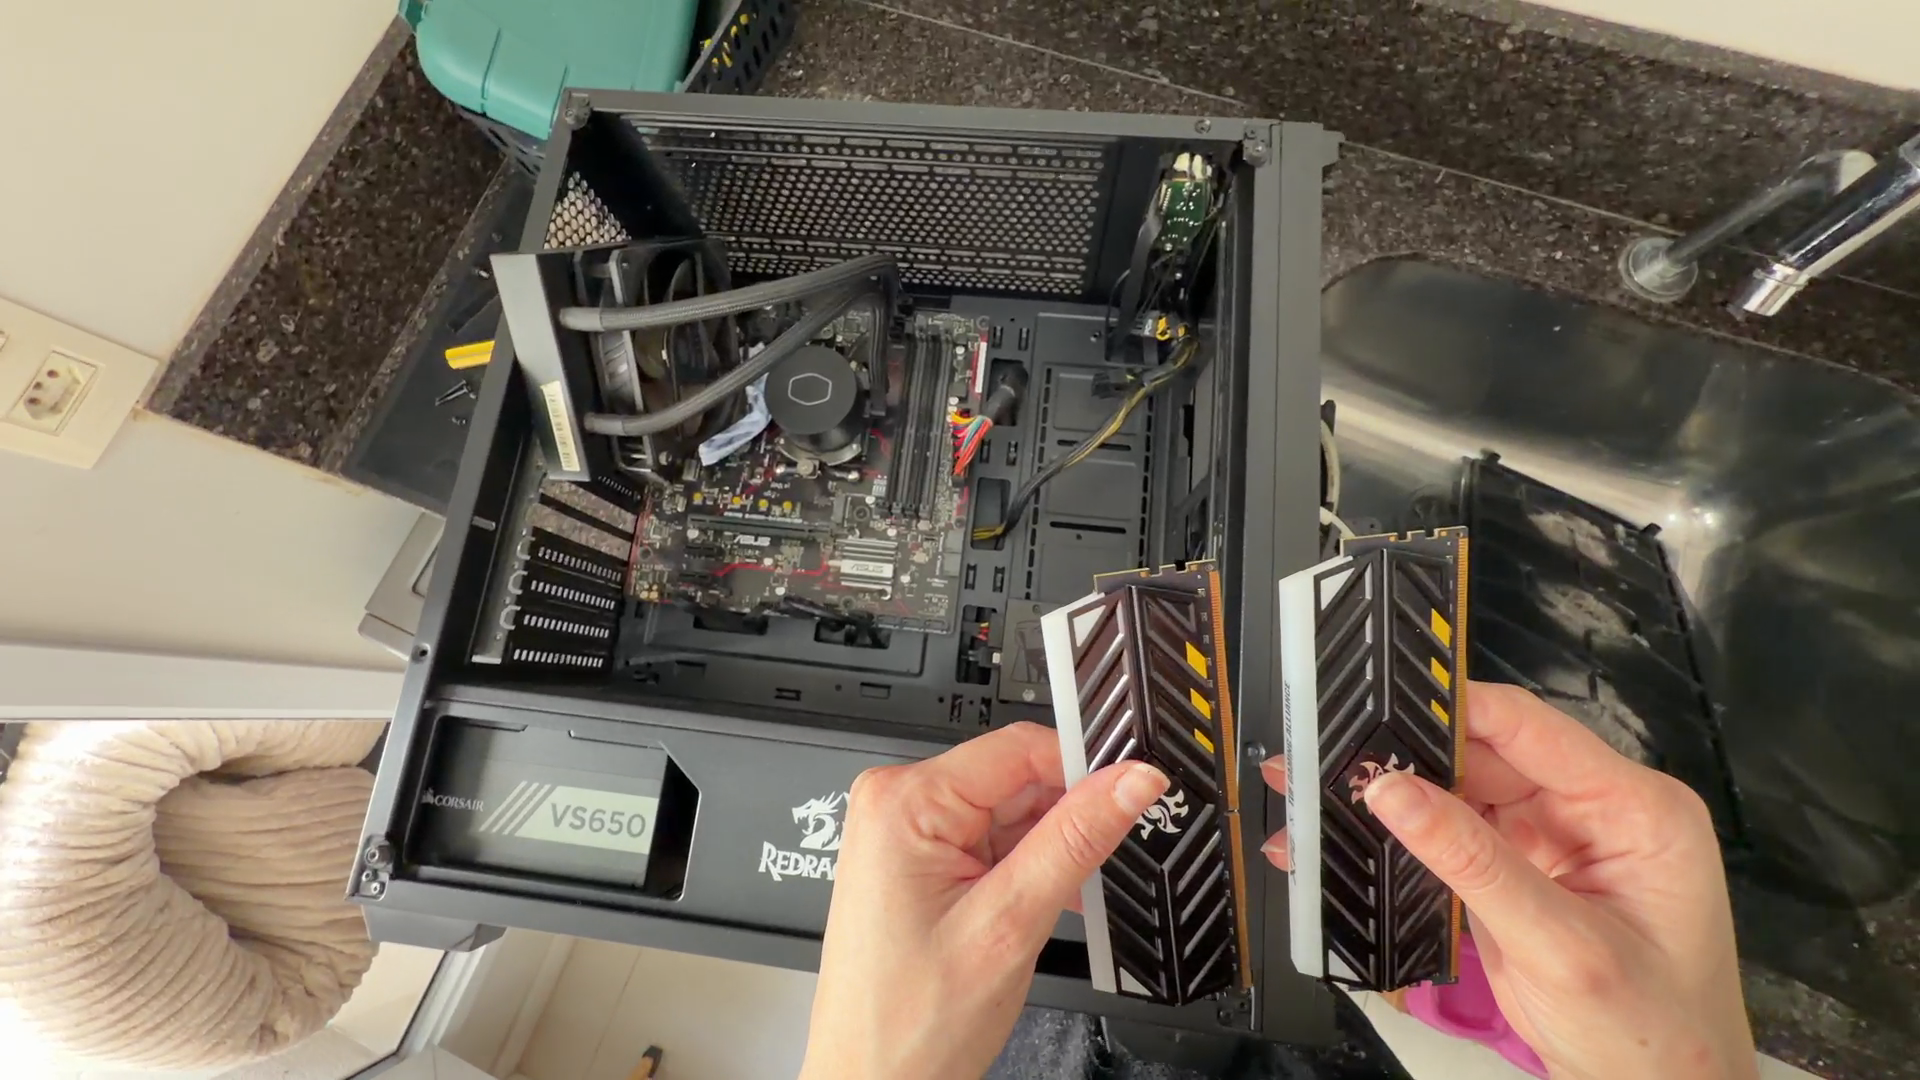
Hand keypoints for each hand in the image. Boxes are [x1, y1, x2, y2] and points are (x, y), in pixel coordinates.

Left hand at [799, 722, 1168, 1079]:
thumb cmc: (908, 1023)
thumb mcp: (1009, 923)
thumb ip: (1075, 841)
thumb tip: (1128, 782)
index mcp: (906, 800)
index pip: (1017, 748)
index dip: (1081, 767)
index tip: (1130, 789)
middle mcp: (897, 801)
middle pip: (1013, 777)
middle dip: (1060, 820)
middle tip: (1085, 872)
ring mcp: (904, 828)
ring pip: (1006, 808)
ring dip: (1042, 849)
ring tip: (1047, 905)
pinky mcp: (916, 853)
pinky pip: (987, 834)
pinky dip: (1021, 863)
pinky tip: (1034, 901)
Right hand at [1262, 682, 1756, 1079]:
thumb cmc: (1645, 1036)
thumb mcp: (1560, 947)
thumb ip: (1471, 861)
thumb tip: (1387, 788)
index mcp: (1629, 805)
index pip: (1525, 726)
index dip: (1447, 707)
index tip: (1370, 704)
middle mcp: (1584, 802)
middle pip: (1474, 749)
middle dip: (1399, 753)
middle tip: (1321, 755)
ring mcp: (1541, 828)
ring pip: (1447, 781)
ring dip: (1387, 789)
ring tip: (1311, 787)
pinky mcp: (1506, 854)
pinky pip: (1440, 821)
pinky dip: (1393, 826)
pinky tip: (1339, 829)